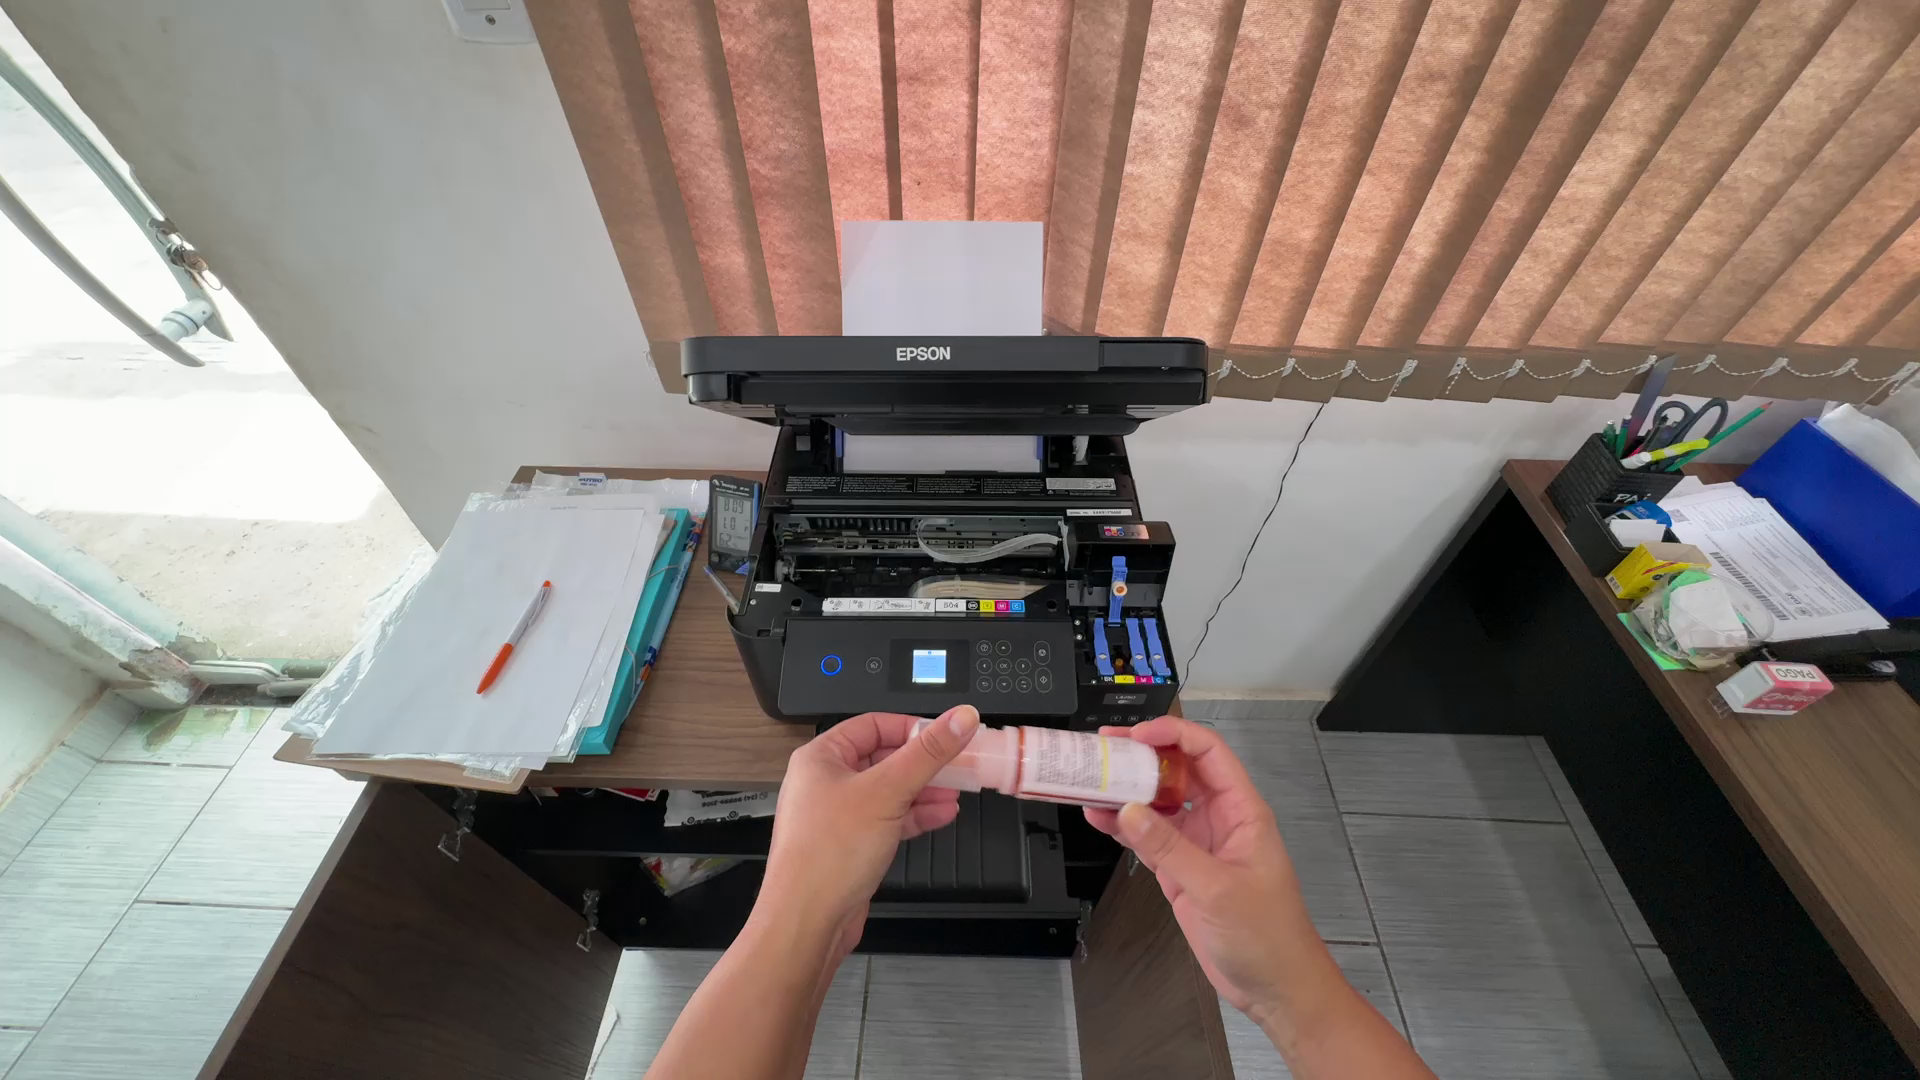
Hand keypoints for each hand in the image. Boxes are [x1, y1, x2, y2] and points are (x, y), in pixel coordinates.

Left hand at [754, 705, 980, 955]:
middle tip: (957, 761)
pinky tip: (942, 814)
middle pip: (884, 757)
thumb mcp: (887, 791)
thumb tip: (960, 719)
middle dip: (924, 762)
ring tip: (957, 789)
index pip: (874, 725)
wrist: (806, 923)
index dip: (911, 727)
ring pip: (890, 789)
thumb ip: (928, 753)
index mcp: (822, 757)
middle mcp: (826, 782)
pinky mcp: (851, 843)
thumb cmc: (825, 857)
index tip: (945, 733)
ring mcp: (838, 814)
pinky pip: (889, 818)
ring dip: (924, 789)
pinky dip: (916, 814)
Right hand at [1085, 715, 1325, 1024]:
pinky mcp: (1179, 867)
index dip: (1173, 734)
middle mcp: (1217, 817)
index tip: (1137, 735)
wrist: (1276, 991)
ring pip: (1156, 801)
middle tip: (1104, 746)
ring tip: (1091, 779)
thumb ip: (1170, 848)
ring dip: (1125, 790)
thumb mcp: (1218, 888)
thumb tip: (1128, 811)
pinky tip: (1098, 816)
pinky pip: (1146, 835)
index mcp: (1241, 809)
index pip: (1207, 752)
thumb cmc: (1267, 937)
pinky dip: (1121, 825)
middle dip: (1140, 755)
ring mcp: (1196, 842)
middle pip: (1176, 769)